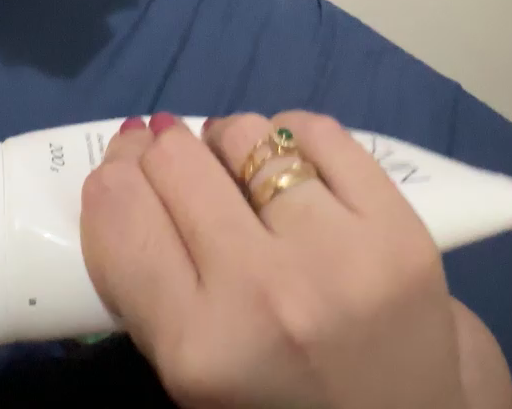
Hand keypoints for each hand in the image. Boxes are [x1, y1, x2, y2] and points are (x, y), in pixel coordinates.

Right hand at [80, 111, 492, 408]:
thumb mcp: (190, 368)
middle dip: (162, 152)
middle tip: (174, 162)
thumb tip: (128, 159)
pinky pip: (317, 130)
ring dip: (227, 143)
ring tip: (237, 169)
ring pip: (244, 133)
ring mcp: (341, 255)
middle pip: (175, 158)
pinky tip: (290, 163)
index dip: (113, 174)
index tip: (123, 166)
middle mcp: (266, 295)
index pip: (118, 210)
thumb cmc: (277, 401)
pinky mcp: (398, 224)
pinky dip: (290, 135)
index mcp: (199, 350)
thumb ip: (149, 274)